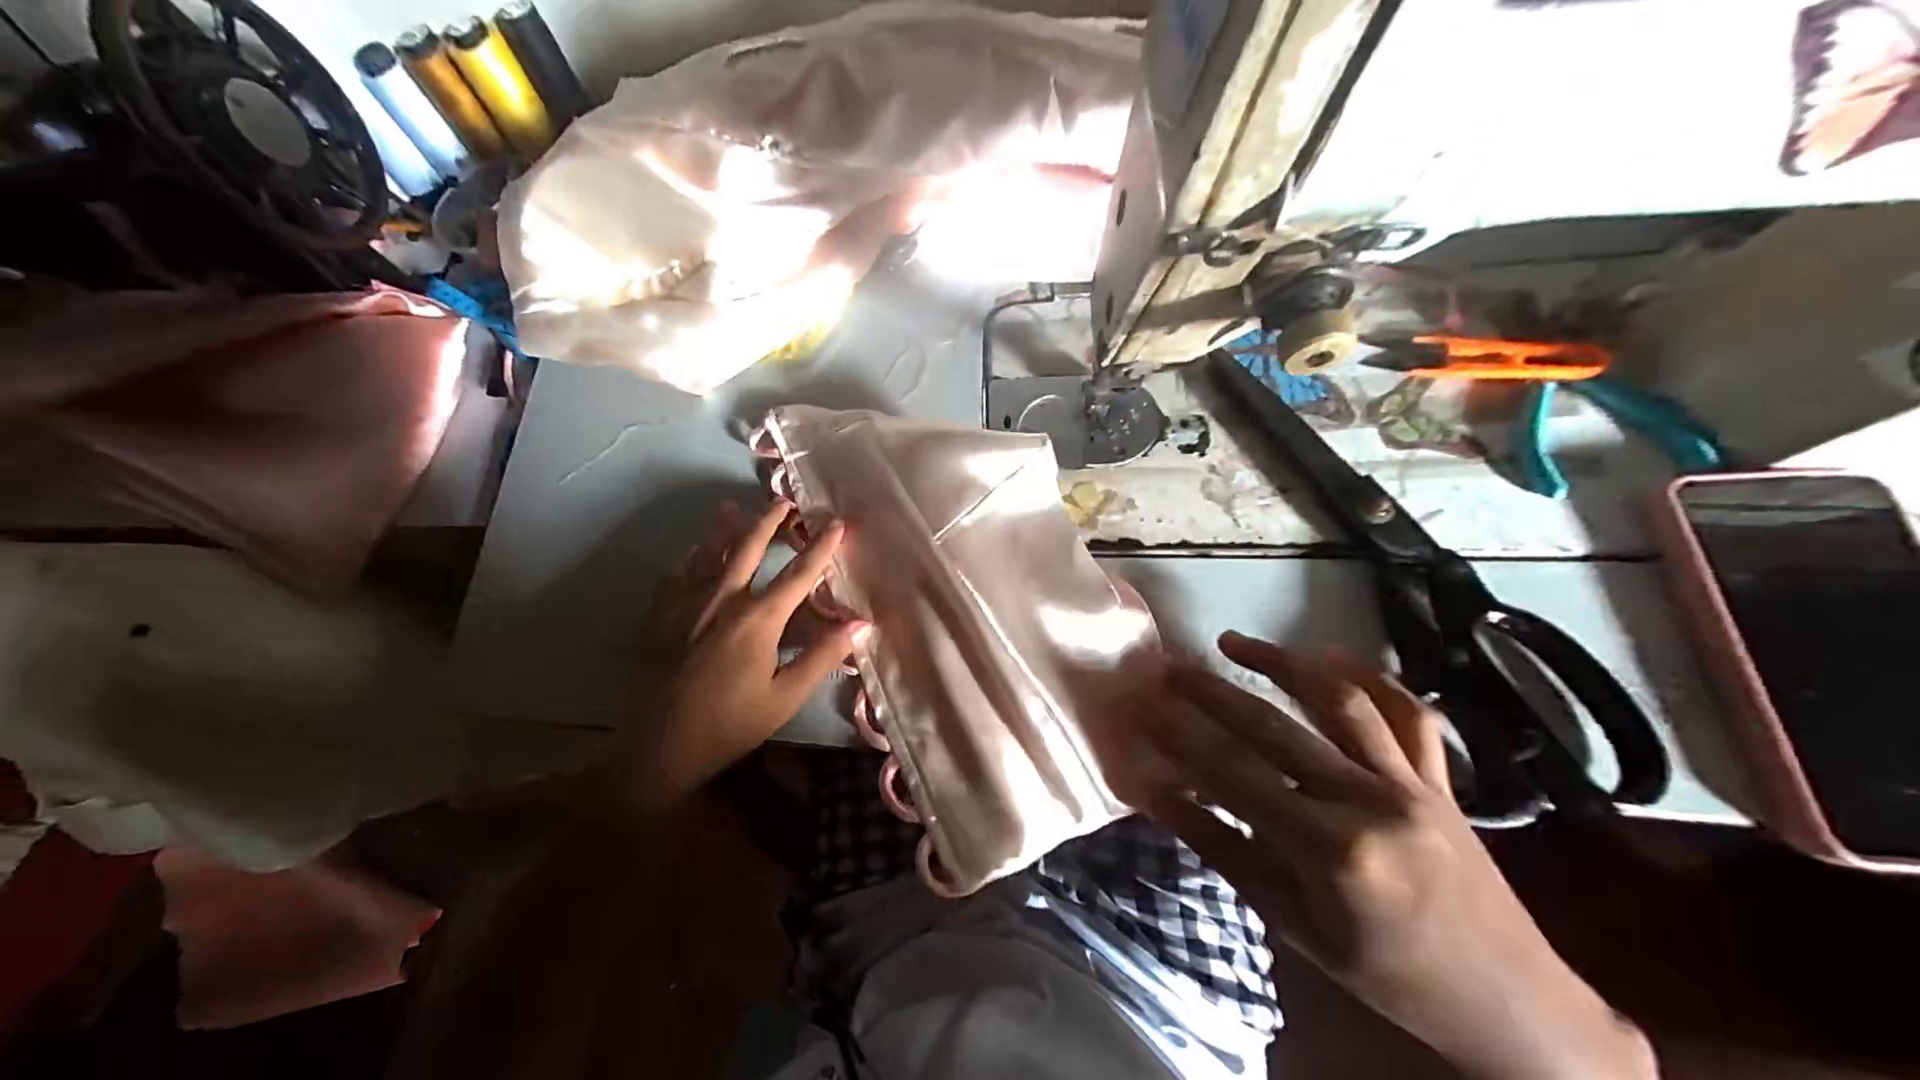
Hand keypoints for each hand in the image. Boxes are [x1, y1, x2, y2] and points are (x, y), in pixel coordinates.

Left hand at [611, 501, 866, 808]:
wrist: (660, 747)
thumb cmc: (731, 724)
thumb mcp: (786, 697)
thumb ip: (822, 656)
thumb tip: (860, 624)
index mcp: (758, 620)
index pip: (798, 574)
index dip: (820, 547)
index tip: (836, 524)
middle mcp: (722, 601)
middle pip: (747, 549)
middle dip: (767, 522)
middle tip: (782, 501)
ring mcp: (686, 606)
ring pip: (707, 555)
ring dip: (722, 529)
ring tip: (729, 507)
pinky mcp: (661, 618)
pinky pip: (675, 576)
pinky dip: (687, 560)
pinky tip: (689, 555)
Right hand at [1132, 632, 1654, 1079]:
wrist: (1513, 1004)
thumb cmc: (1388, 976)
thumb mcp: (1294, 924)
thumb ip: (1226, 851)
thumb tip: (1162, 797)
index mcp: (1330, 851)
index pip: (1234, 775)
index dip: (1182, 737)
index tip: (1143, 707)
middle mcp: (1370, 802)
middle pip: (1275, 728)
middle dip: (1214, 692)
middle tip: (1170, 666)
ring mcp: (1412, 784)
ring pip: (1340, 702)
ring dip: (1283, 663)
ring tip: (1235, 642)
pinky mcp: (1442, 780)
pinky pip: (1407, 715)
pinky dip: (1371, 678)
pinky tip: (1334, 655)